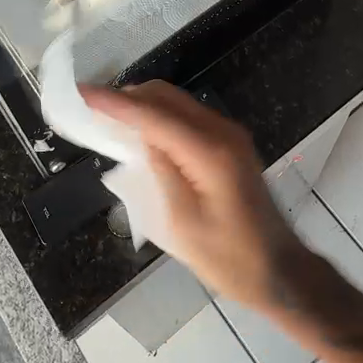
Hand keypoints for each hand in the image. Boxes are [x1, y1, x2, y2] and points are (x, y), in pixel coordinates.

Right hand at [82, 81, 303, 312]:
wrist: (279, 270)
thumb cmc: (230, 259)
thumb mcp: (183, 224)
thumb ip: (161, 172)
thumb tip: (141, 137)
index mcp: (209, 152)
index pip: (153, 115)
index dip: (115, 102)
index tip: (83, 92)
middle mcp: (222, 132)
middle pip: (166, 97)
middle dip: (127, 96)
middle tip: (90, 106)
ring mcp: (229, 134)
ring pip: (177, 102)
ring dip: (143, 104)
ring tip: (108, 117)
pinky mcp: (230, 143)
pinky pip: (187, 116)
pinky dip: (160, 116)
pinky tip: (141, 131)